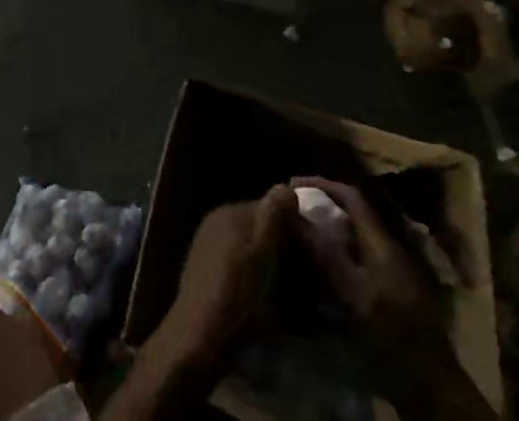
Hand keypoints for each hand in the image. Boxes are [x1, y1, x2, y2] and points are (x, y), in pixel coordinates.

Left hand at [159, 185, 297, 359]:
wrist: (200, 333)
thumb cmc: (237, 293)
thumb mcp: (262, 254)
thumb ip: (273, 217)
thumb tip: (285, 186)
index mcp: (229, 213)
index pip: (271, 208)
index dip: (297, 227)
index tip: (318, 252)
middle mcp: (216, 222)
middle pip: (261, 228)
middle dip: (287, 247)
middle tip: (310, 276)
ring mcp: (209, 244)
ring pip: (252, 248)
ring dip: (275, 265)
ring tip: (295, 292)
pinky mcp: (208, 267)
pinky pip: (241, 264)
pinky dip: (258, 276)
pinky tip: (270, 299)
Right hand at [288, 177, 439, 353]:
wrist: (431, 391)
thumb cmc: (393, 340)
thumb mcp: (354, 296)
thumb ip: (325, 255)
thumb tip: (292, 214)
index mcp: (383, 246)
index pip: (352, 198)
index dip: (321, 184)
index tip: (290, 185)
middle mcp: (388, 253)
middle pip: (350, 217)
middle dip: (318, 209)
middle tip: (286, 213)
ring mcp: (390, 275)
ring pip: (350, 241)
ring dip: (322, 234)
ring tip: (291, 239)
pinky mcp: (387, 295)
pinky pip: (353, 263)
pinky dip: (330, 259)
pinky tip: (311, 274)